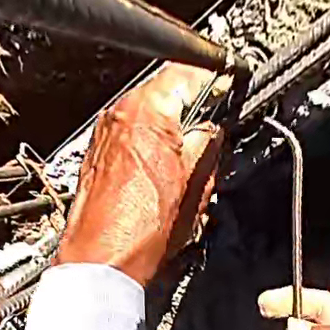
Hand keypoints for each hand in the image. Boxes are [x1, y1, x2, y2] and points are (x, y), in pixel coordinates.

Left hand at [55, 63, 225, 283]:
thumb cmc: (140, 230)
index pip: (189, 69)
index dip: (217, 77)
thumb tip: (216, 128)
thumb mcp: (197, 183)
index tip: (230, 85)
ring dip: (175, 134)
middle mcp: (120, 113)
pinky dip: (155, 150)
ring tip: (189, 168)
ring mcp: (106, 134)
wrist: (103, 260)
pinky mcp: (100, 155)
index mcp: (147, 109)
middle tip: (215, 137)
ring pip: (152, 118)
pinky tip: (165, 181)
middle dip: (195, 112)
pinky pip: (135, 139)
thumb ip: (210, 143)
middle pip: (168, 93)